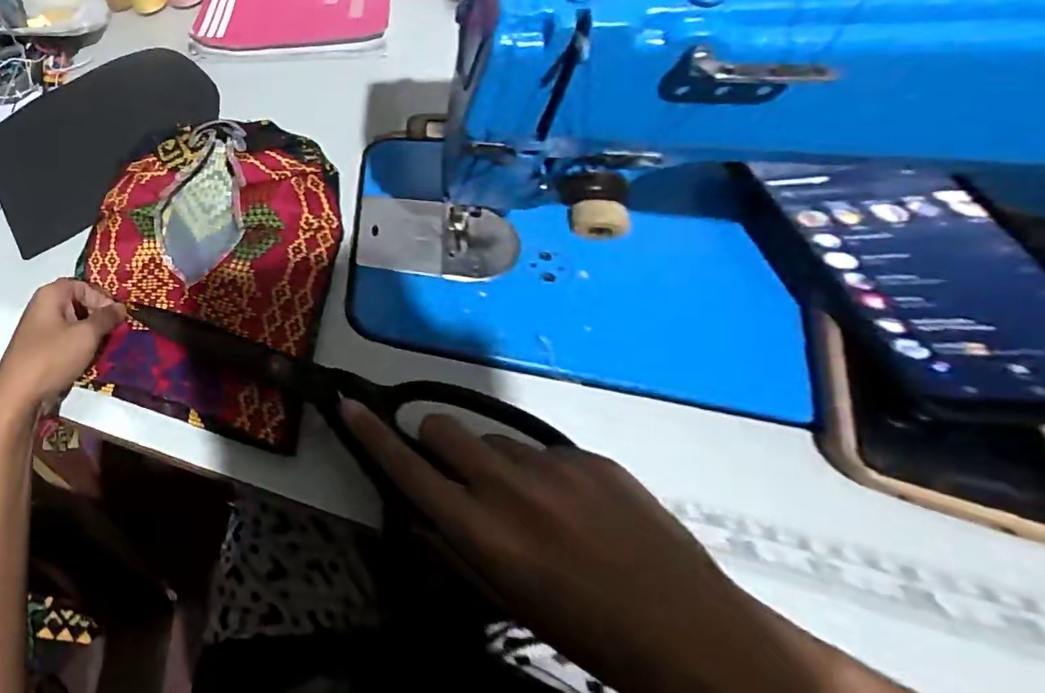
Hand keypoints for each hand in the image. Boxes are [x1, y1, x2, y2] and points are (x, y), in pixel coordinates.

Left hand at [0, 280, 124, 417]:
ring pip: (73, 325)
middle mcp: (43, 307)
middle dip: (98, 318)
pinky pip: (65, 342)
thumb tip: (120, 307)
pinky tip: (89, 361)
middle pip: (78, 304)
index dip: (103, 298)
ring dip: (91, 336)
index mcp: (51, 294)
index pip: (84, 286)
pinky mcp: (39, 350)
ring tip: (105, 349)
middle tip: (115, 333)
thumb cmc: (53, 357)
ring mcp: (39, 329)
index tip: (118, 317)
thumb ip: (107, 318)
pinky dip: (79, 348)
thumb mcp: (86, 335)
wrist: (18, 396)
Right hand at [340, 402, 904, 692]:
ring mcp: (553, 467)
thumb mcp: (509, 600)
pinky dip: (543, 472)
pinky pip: (544, 451)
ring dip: (494, 462)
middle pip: (444, 429)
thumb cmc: (587, 634)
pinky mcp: (591, 458)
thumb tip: (420, 511)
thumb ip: (456, 549)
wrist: (695, 637)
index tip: (349, 406)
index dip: (372, 436)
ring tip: (532, 504)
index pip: (408, 470)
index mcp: (484, 533)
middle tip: (456, 472)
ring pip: (494, 440)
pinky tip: (578, 510)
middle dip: (436, 442)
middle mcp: (509, 489)